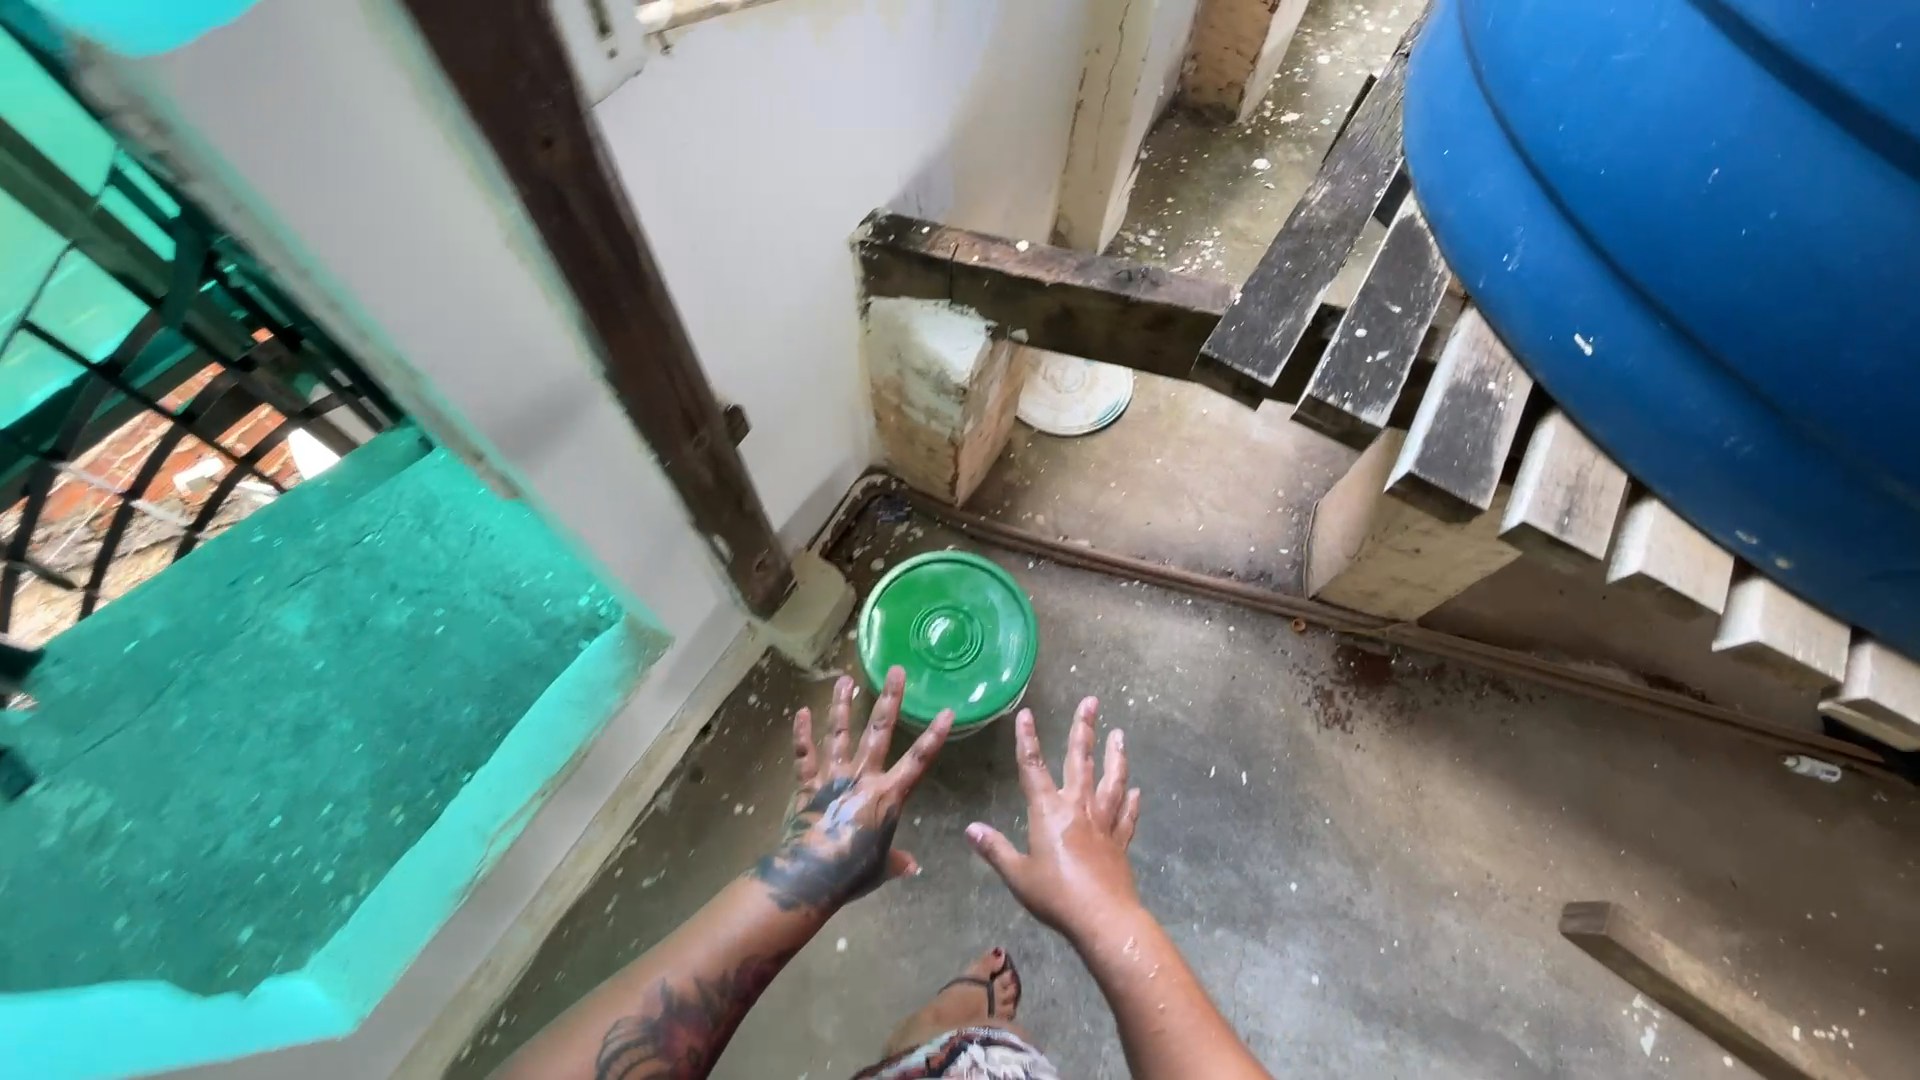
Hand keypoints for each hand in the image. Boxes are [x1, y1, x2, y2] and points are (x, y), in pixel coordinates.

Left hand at [746, 667, 951, 915]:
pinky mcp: (807, 783)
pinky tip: (801, 712)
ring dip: (842, 705)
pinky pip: (804, 754)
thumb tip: (912, 867)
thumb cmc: (853, 872)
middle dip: (890, 699)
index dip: (934, 737)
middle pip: (879, 731)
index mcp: (888, 795)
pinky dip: (802, 734)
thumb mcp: (882, 868)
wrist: (811, 875)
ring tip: (844, 679)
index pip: (918, 761)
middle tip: (895, 671)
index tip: (947, 712)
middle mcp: (863, 777)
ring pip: (839, 733)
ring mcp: (833, 776)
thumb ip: (896, 861)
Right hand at [966, 697, 1143, 940]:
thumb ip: (995, 849)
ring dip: (1115, 755)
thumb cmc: (1055, 895)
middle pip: (1079, 760)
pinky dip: (1131, 802)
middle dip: (1084, 729)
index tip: (1026, 714)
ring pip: (1111, 780)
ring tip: (1119, 734)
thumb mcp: (1017, 874)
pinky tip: (1136, 791)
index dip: (1027, 739)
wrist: (1103, 919)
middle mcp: (1077, 807)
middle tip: (1092, 702)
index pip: (1032, 766)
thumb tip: (971, 829)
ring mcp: (1103, 822)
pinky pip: (1126, 815)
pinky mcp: (1120, 842)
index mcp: (1048, 810)